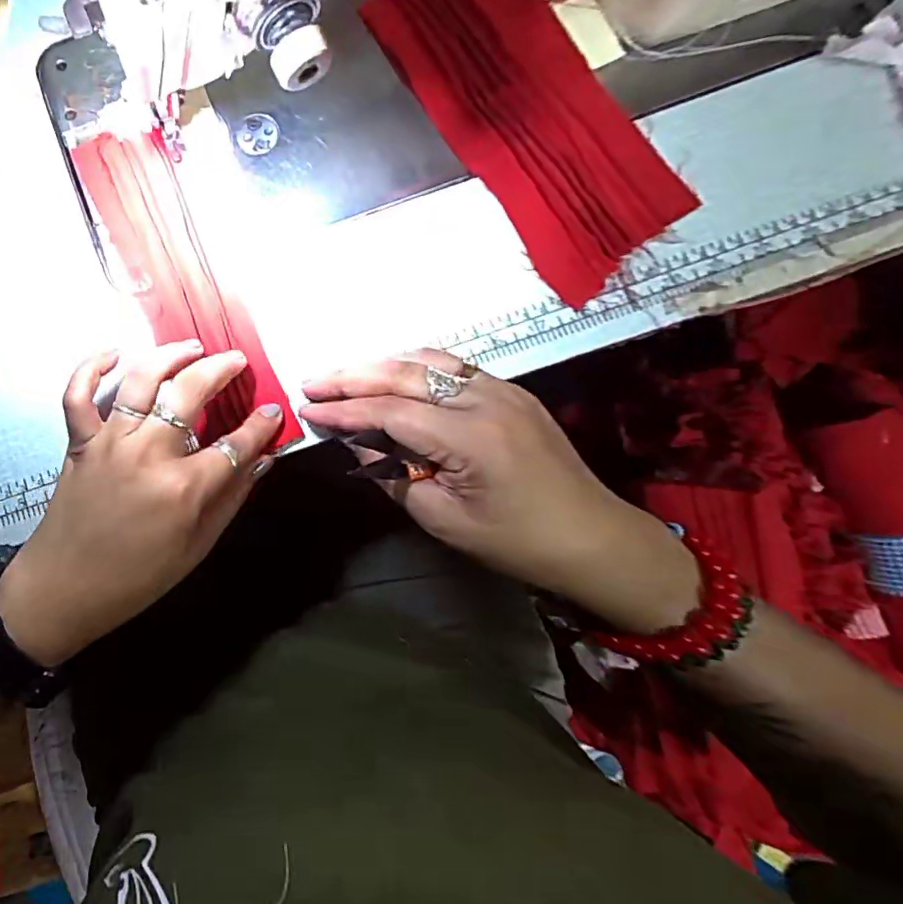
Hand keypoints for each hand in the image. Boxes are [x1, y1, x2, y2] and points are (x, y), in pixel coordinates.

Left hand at [0, 340, 284, 665]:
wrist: (65, 589)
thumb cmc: (138, 576)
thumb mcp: (198, 545)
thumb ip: (233, 497)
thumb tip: (262, 459)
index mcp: (183, 488)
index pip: (235, 444)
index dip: (260, 425)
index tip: (272, 410)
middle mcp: (148, 454)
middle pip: (190, 393)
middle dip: (221, 370)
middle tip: (237, 361)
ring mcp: (110, 443)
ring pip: (141, 380)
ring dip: (170, 356)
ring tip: (193, 347)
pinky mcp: (79, 442)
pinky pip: (79, 395)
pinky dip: (91, 368)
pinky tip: (114, 354)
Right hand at [298, 350, 699, 632]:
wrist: (593, 538)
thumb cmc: (517, 542)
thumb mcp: (444, 519)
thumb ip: (393, 475)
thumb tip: (356, 443)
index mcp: (471, 436)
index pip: (390, 411)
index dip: (345, 410)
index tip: (309, 411)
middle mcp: (486, 398)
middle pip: (405, 374)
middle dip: (354, 376)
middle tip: (314, 382)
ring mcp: (504, 388)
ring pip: (430, 361)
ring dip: (384, 365)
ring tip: (347, 377)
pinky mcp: (513, 391)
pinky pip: (455, 367)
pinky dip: (416, 368)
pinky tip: (396, 377)